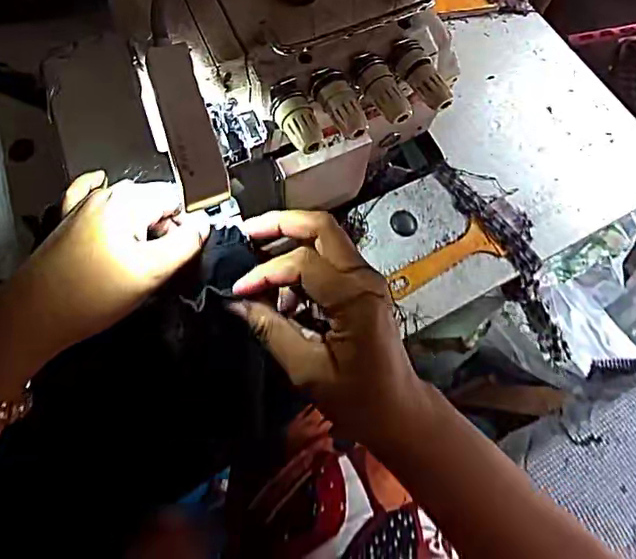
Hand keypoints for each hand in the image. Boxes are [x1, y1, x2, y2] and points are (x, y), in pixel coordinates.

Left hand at [8, 171, 207, 359]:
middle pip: (155, 201)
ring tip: (134, 260)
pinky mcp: (67, 220)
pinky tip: (107, 198)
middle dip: (164, 228)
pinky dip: (106, 199)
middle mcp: (107, 192)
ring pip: (130, 205)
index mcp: (130, 199)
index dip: (185, 227)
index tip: (179, 256)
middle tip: (157, 266)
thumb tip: (204, 223)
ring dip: (140, 226)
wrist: (29, 318)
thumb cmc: (92, 295)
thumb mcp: (151, 272)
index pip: (177, 199)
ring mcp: (84, 204)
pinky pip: (93, 197)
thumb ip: (186, 243)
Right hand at [227, 210, 429, 445]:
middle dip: (281, 223)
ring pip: (326, 237)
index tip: (238, 289)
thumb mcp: (307, 370)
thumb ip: (271, 330)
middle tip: (248, 233)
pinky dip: (302, 262)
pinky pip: (330, 258)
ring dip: (291, 240)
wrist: (398, 412)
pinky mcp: (363, 285)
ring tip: (258, 261)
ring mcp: (366, 278)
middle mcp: (364, 277)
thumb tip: (237, 304)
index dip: (265, 272)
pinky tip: (281, 289)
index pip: (303, 262)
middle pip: (321, 226)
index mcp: (354, 296)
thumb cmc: (358, 398)